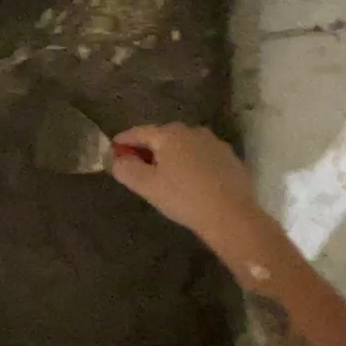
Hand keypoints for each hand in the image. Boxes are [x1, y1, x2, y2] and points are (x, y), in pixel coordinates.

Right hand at [110, 124, 263, 243]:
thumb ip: (127, 169)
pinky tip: (190, 180)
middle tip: (137, 163)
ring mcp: (214, 143)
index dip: (124, 139)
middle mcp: (193, 131)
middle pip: (163, 136)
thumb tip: (117, 159)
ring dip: (171, 155)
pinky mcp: (230, 158)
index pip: (140, 132)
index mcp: (170, 135)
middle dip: (148, 148)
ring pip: (185, 145)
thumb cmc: (184, 198)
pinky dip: (191, 163)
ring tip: (164, 173)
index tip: (114, 147)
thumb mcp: (147, 186)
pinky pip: (202, 156)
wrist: (231, 215)